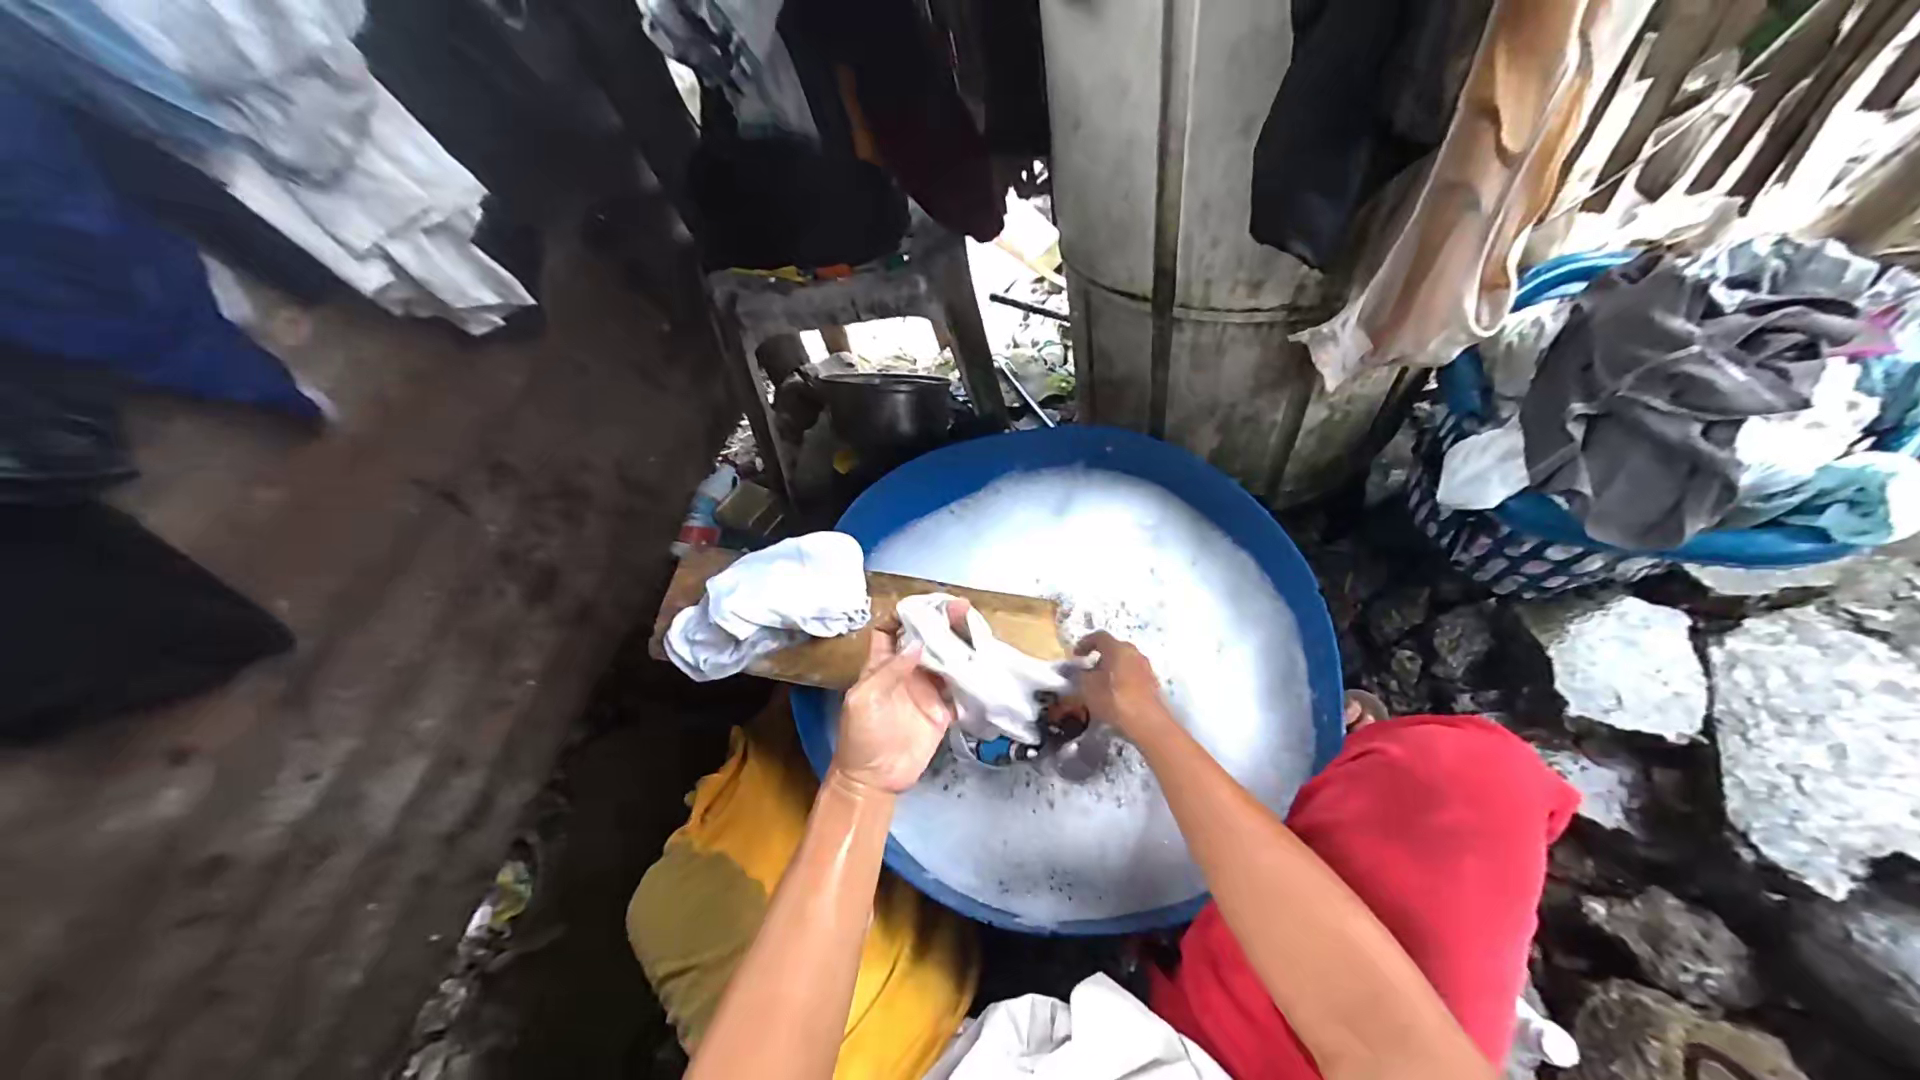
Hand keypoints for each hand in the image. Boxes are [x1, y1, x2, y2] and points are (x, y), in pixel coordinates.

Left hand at [831, 600, 969, 794]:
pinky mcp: (942, 710)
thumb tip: (918, 644)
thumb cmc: (861, 736)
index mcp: (882, 665)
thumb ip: (890, 671)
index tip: (924, 604)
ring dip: (960, 643)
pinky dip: (971, 675)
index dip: (903, 615)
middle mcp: (907, 672)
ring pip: (946, 659)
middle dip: (941, 622)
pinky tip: (983, 661)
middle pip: (925, 639)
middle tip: (961, 608)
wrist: (875, 779)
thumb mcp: (866, 698)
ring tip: (977, 627)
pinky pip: (959, 688)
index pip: (890, 630)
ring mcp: (926, 691)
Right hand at [1074, 631, 1174, 739]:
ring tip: (1100, 683)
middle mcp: (1134, 652)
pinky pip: (1132, 673)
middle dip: (1099, 657)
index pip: (1099, 636)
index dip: (1085, 643)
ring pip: (1124, 661)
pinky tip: (1115, 693)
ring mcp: (1145, 667)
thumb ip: (1080, 675)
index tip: (1076, 656)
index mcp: (1118, 648)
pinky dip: (1121, 678)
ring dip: (1111, 668)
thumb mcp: (1087, 687)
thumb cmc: (1114, 700)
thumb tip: (1080, 671)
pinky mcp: (1152, 682)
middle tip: (1088, 670)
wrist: (1147, 723)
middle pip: (1113, 648)